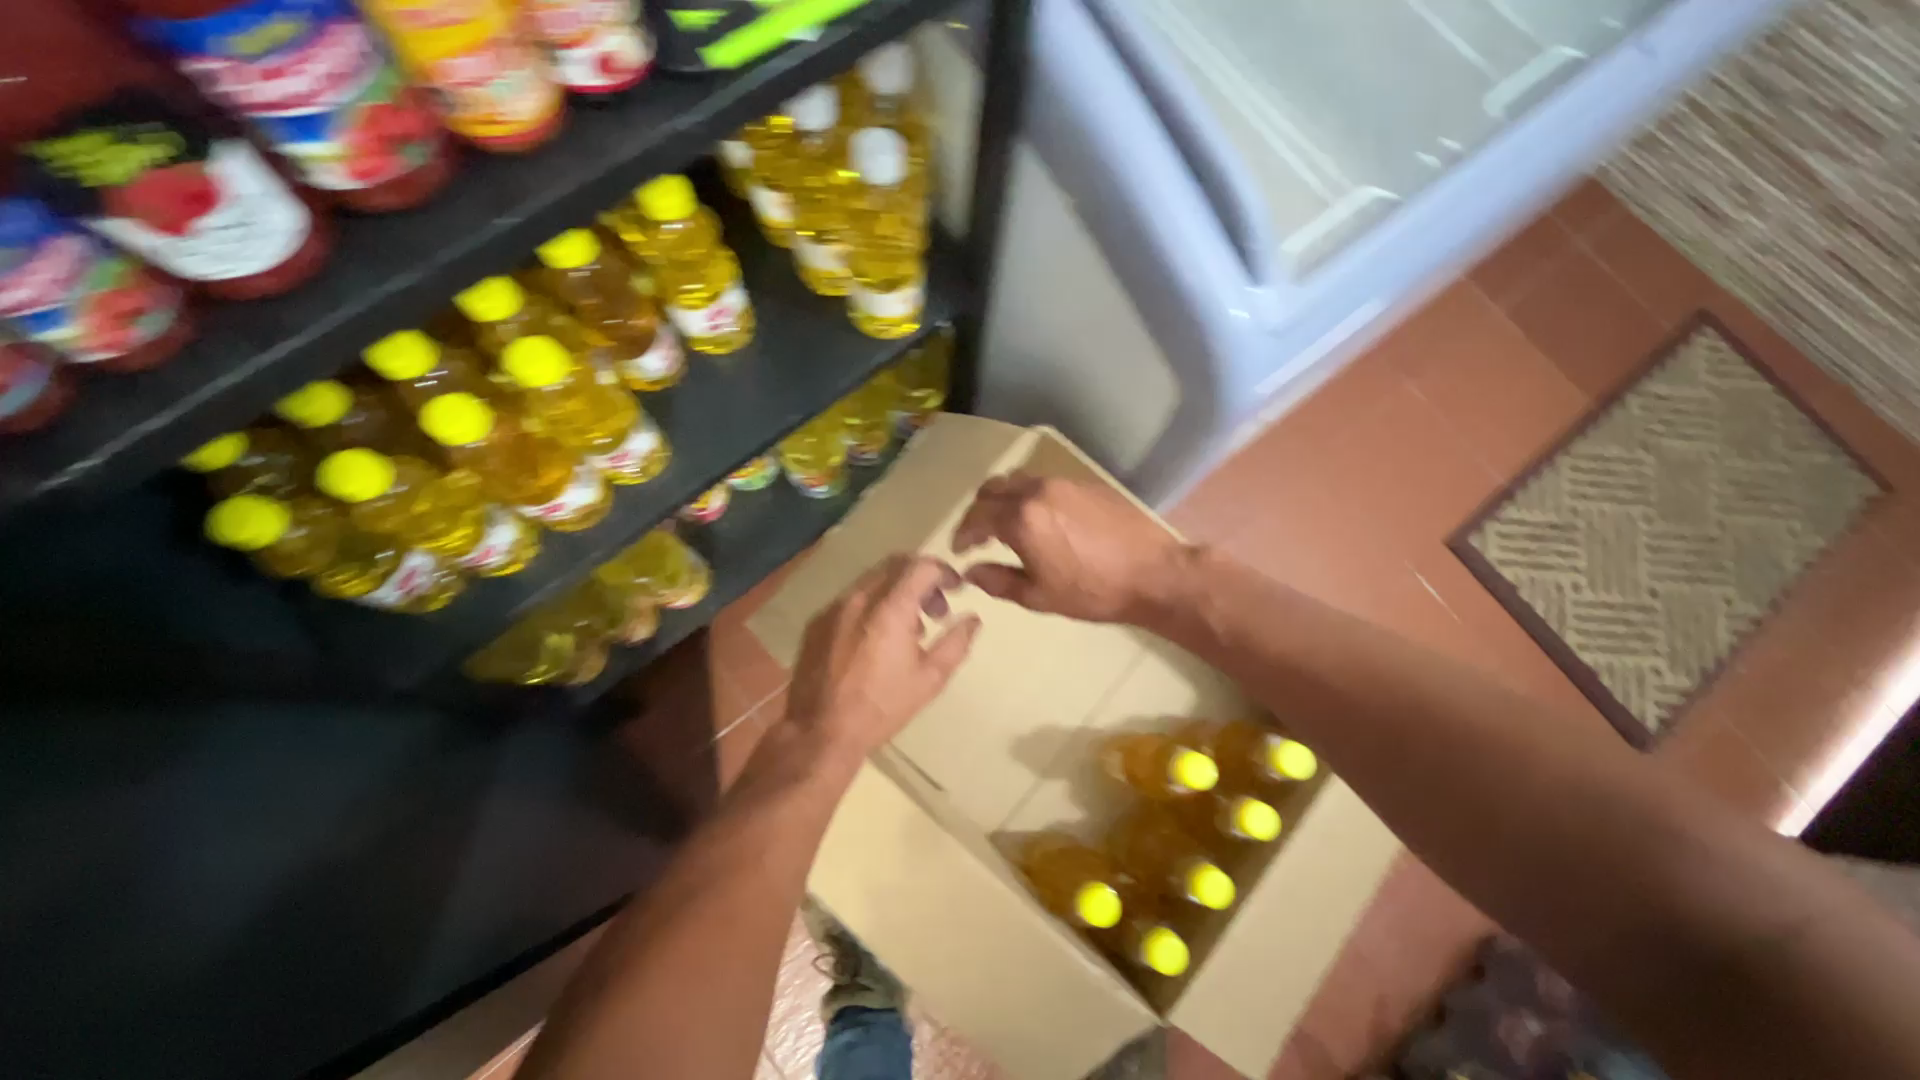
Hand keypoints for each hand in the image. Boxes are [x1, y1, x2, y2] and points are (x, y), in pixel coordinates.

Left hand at [785, 554, 980, 759]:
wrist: (820, 731)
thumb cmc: (881, 708)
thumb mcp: (930, 679)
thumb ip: (956, 643)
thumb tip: (973, 619)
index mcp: (890, 608)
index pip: (922, 566)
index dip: (945, 571)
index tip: (957, 589)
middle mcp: (859, 598)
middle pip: (896, 565)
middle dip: (922, 578)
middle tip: (936, 609)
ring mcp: (834, 608)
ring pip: (872, 580)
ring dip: (897, 592)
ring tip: (909, 628)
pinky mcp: (817, 622)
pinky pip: (851, 599)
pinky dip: (872, 605)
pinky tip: (876, 640)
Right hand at [951, 472, 1189, 624]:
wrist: (1153, 573)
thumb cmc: (1092, 591)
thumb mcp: (1038, 596)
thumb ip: (998, 581)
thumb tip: (971, 571)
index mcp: (1021, 519)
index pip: (977, 516)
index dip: (963, 533)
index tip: (960, 550)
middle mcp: (1038, 491)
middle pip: (993, 489)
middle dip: (979, 511)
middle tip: (978, 535)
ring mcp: (1064, 483)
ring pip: (1019, 481)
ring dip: (1004, 499)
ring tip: (1007, 525)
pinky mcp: (1087, 484)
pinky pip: (1046, 483)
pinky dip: (1030, 497)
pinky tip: (1042, 521)